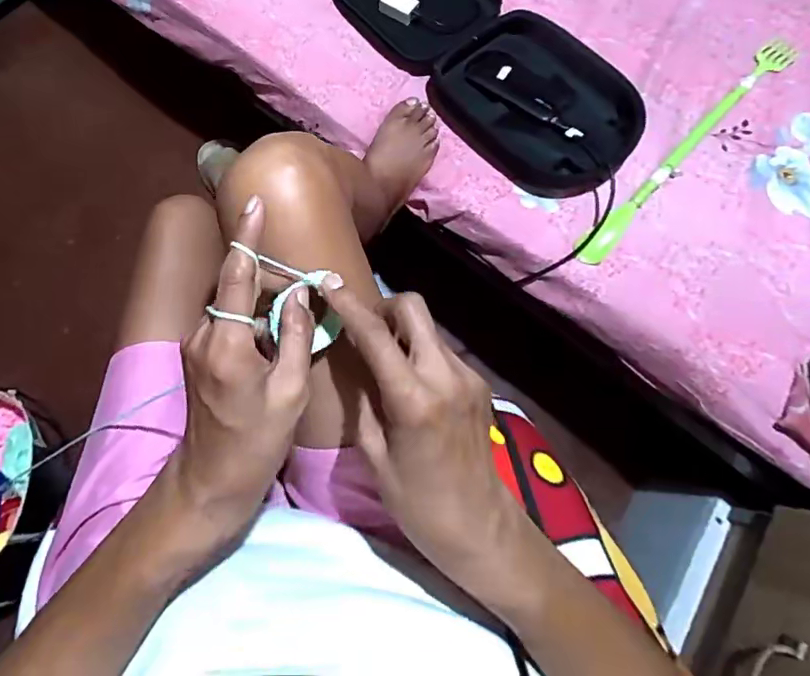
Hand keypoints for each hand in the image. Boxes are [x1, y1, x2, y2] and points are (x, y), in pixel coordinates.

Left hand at [164, 195, 313, 539]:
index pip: (236, 274)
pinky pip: (226, 321)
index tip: (255, 202)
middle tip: (304, 300)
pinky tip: (271, 345)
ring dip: (262, 304)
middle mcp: (202, 334)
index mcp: (226, 342)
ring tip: (290, 328)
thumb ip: (294, 335)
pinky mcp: (195, 353)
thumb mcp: (289, 392)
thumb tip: (298, 293)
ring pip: (233, 303)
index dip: (247, 236)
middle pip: (238, 286)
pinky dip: (250, 321)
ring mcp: (194, 343)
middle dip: (271, 283)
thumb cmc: (256, 443)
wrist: (210, 482)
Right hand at [317, 283, 528, 589]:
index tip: (328, 282)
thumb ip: (363, 397)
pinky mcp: (478, 382)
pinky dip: (418, 350)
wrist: (481, 527)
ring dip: (401, 329)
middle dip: (382, 306)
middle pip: (412, 307)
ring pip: (427, 326)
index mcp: (414, 399)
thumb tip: (351, 355)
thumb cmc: (418, 502)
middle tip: (362, 328)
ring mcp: (467, 376)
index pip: (376, 334)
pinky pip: (440, 349)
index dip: (348, 304)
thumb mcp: (374, 455)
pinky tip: (408, 380)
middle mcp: (445, 376)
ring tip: (382, 357)